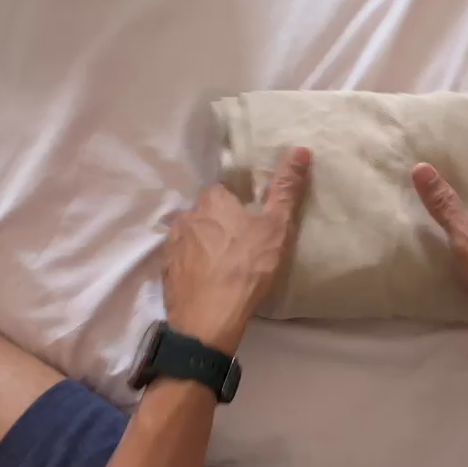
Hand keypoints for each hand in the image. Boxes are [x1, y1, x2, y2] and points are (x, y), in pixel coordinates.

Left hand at [163, 147, 311, 353]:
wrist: (209, 317)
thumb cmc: (247, 267)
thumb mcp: (276, 226)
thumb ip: (286, 188)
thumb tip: (301, 149)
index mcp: (212, 199)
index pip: (225, 190)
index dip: (239, 204)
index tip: (253, 222)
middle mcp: (187, 214)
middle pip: (207, 212)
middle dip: (221, 224)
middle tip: (243, 246)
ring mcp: (173, 243)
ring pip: (194, 235)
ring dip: (207, 244)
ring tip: (226, 266)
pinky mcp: (166, 269)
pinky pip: (184, 259)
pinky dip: (195, 265)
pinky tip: (209, 280)